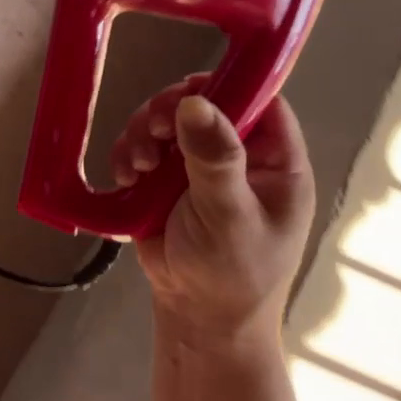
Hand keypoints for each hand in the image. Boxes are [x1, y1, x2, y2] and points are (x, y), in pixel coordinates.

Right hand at [110, 75, 314, 344]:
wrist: (197, 314)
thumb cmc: (232, 271)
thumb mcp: (227, 214)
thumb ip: (215, 159)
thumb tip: (197, 102)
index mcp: (275, 164)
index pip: (261, 102)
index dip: (229, 86)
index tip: (188, 92)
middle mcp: (239, 157)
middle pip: (201, 104)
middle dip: (169, 113)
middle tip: (155, 133)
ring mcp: (199, 167)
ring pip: (165, 122)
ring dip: (143, 134)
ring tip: (137, 166)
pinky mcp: (164, 179)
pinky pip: (140, 145)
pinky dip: (127, 153)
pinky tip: (126, 175)